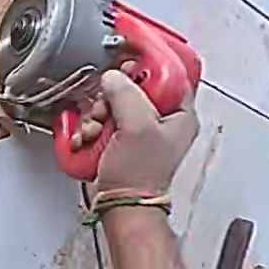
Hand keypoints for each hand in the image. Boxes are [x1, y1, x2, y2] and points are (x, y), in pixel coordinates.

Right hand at [69, 67, 199, 195]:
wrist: (121, 205)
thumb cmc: (139, 176)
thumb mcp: (137, 127)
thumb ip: (126, 95)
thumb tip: (113, 77)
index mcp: (180, 114)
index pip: (166, 74)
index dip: (145, 66)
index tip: (125, 64)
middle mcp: (161, 119)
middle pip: (131, 88)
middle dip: (110, 100)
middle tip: (105, 113)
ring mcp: (138, 130)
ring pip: (112, 105)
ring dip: (95, 116)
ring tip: (95, 132)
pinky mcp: (118, 140)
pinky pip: (101, 122)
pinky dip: (90, 129)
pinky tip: (88, 139)